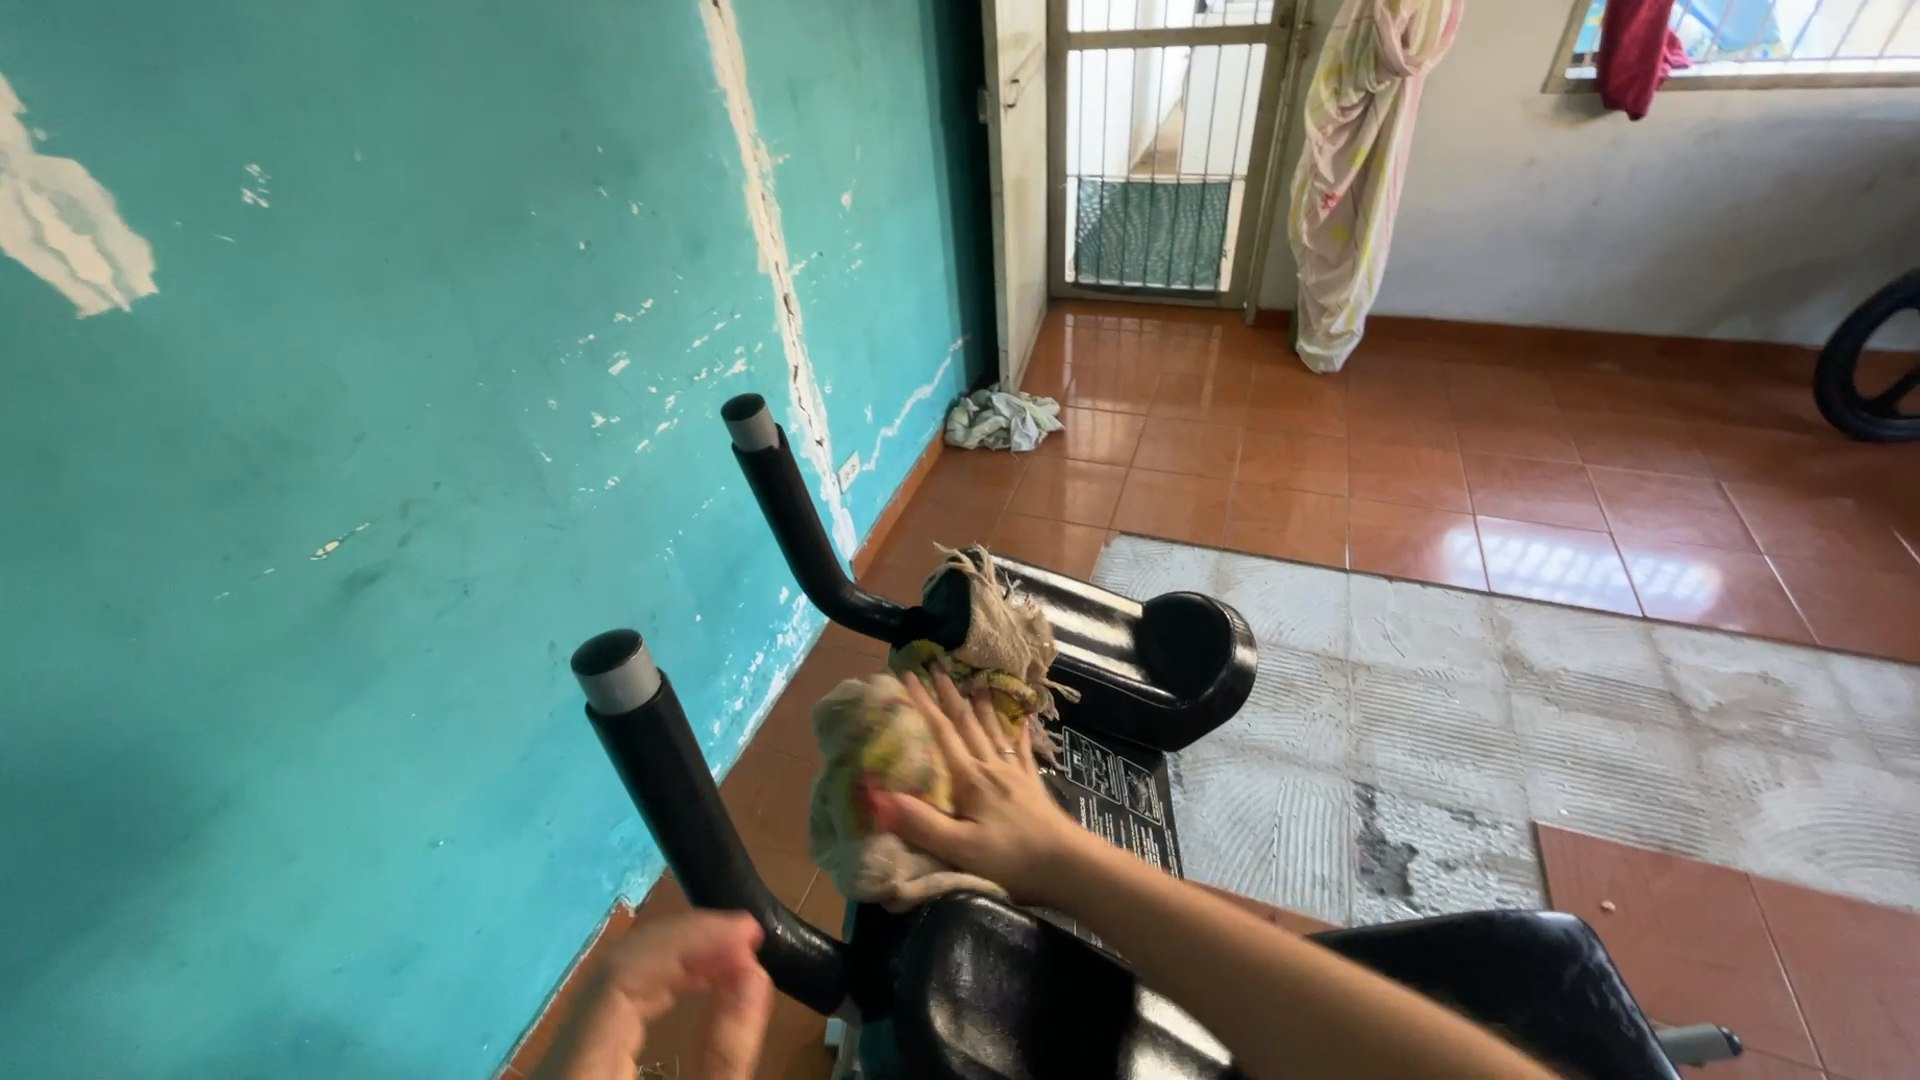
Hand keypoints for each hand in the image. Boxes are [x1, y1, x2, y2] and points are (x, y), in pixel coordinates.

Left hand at [531, 910, 771, 1079]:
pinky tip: (700, 982)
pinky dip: (663, 987)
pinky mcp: (574, 1067)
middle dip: (689, 943)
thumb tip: (755, 973)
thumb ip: (723, 1057)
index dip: (688, 939)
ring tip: (737, 955)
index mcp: (576, 1071)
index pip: (623, 973)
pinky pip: (615, 1007)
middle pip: (619, 968)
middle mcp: (556, 1058)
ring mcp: (561, 1062)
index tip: (748, 932)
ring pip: (617, 983)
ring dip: (681, 962)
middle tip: (751, 938)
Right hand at [869, 668, 1084, 904]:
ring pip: (993, 730)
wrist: (1066, 864)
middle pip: (966, 723)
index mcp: (970, 778)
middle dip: (949, 694)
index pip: (941, 732)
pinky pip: (1023, 751)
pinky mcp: (1032, 785)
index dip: (923, 703)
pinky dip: (1020, 733)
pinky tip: (1023, 721)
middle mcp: (991, 767)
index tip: (909, 676)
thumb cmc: (1010, 857)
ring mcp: (1014, 773)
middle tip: (936, 667)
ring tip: (975, 682)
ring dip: (981, 705)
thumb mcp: (960, 848)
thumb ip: (922, 822)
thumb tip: (879, 796)